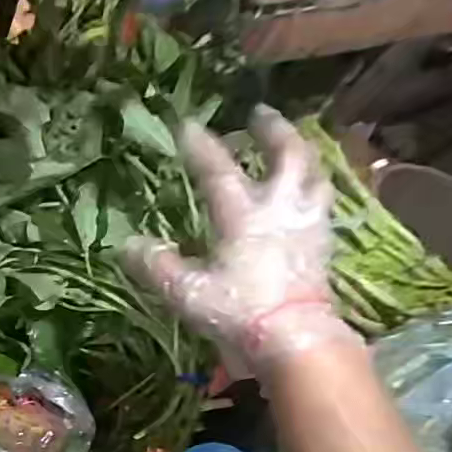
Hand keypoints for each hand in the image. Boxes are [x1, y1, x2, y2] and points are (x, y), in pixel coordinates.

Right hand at [122, 105, 359, 379]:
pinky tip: (308, 192)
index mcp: (243, 215)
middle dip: (272, 130)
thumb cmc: (238, 311)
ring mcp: (309, 224)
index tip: (187, 125)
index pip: (219, 171)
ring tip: (294, 145)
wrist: (294, 337)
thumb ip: (157, 265)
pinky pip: (324, 202)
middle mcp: (281, 208)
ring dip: (303, 152)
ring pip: (314, 173)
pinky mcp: (323, 244)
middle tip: (259, 115)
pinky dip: (316, 186)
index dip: (201, 147)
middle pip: (287, 154)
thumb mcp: (186, 291)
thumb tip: (127, 245)